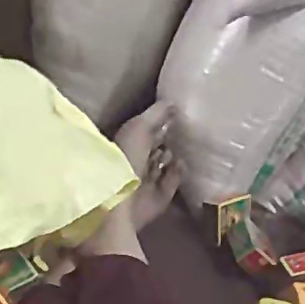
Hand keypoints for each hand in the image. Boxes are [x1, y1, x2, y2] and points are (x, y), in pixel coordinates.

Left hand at [110, 101, 181, 230]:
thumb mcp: (139, 128)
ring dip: (170, 157)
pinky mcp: (158, 200)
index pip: (142, 134)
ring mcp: (146, 185)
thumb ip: (157, 113)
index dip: (155, 124)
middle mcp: (134, 167)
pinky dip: (176, 173)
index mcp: (124, 148)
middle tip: (178, 129)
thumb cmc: (127, 159)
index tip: (171, 115)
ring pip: (162, 167)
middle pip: (152, 150)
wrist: (124, 201)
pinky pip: (171, 183)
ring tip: (175, 148)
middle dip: (163, 139)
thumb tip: (173, 102)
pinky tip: (180, 163)